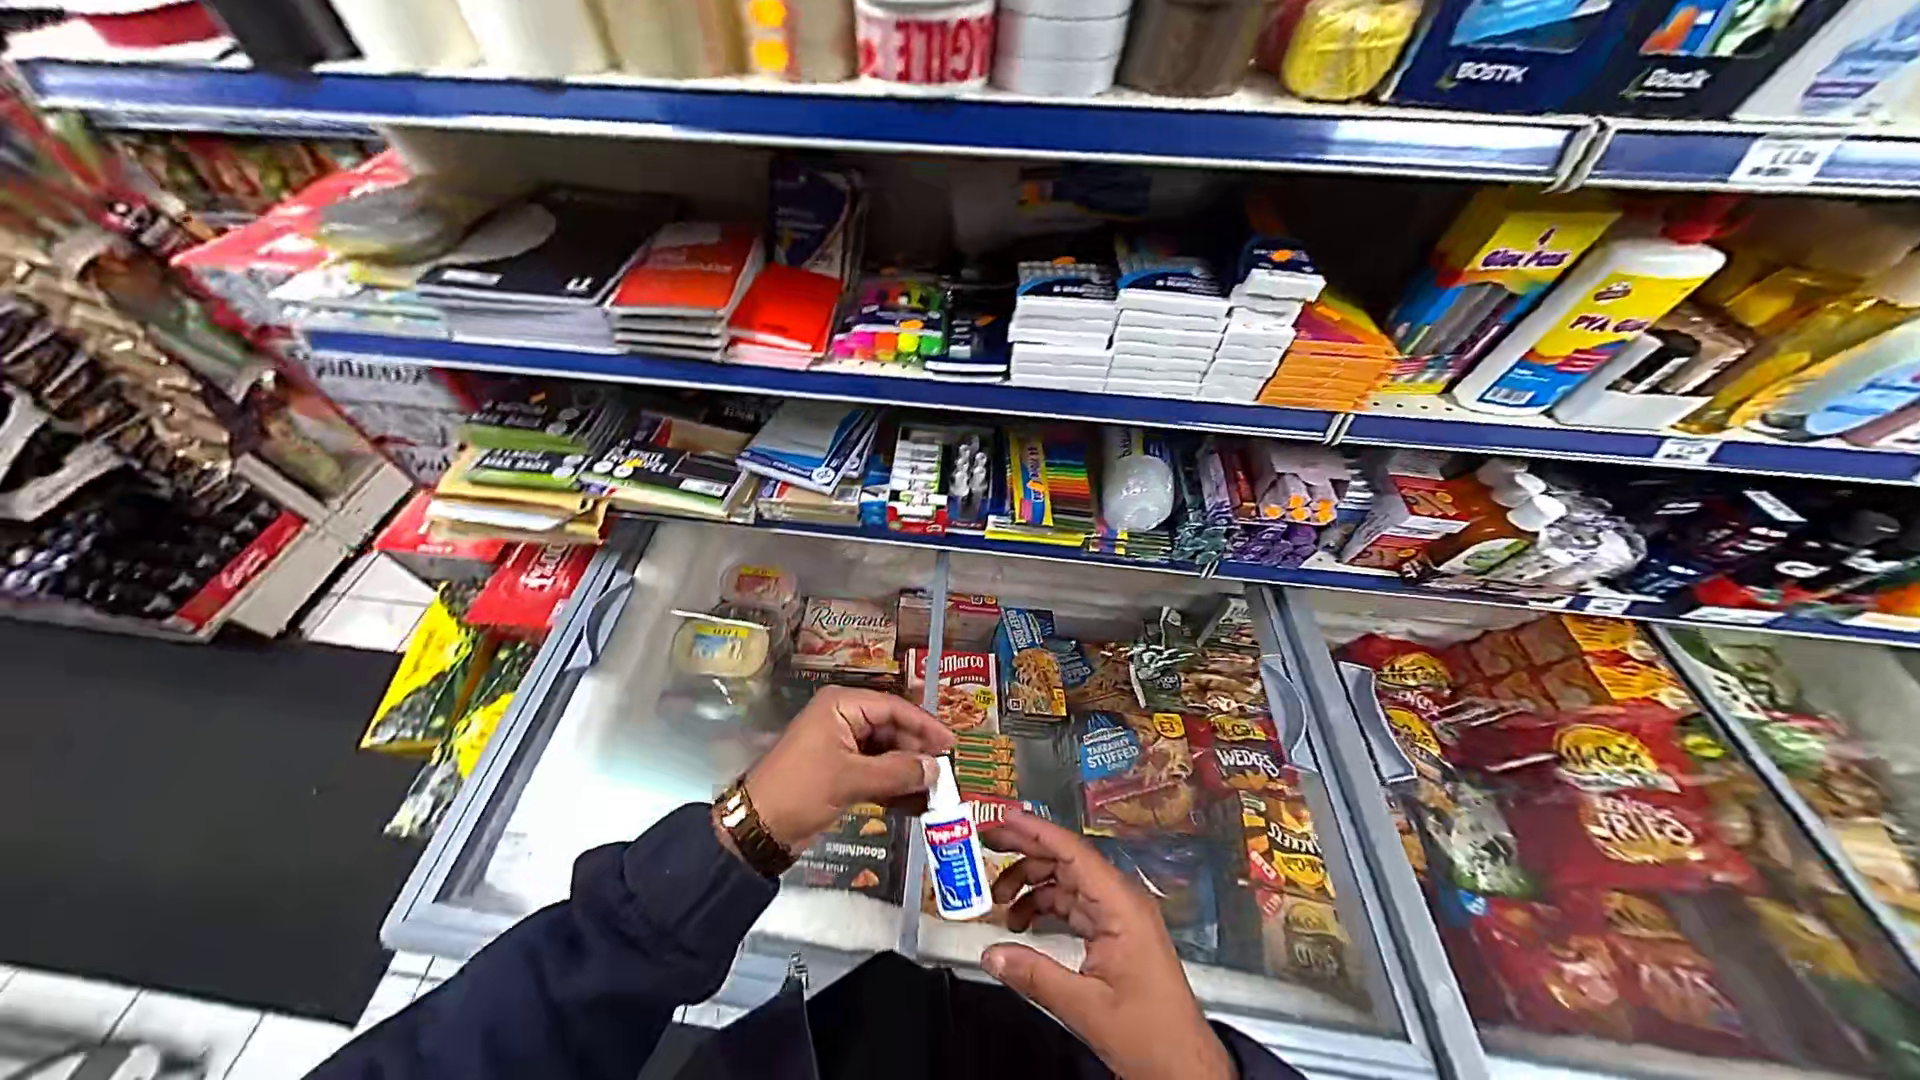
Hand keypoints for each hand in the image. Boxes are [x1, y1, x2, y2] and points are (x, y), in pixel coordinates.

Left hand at [738, 686, 955, 851]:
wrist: (756, 830)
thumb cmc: (799, 791)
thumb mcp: (850, 780)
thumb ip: (897, 772)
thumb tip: (935, 769)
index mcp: (841, 706)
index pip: (893, 707)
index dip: (924, 724)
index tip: (950, 742)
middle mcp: (844, 719)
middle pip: (892, 729)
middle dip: (918, 751)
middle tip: (946, 771)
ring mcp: (842, 746)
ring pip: (886, 752)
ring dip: (909, 771)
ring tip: (936, 790)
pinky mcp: (841, 771)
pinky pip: (876, 772)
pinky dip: (894, 785)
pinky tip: (916, 802)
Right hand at [980, 810, 1234, 1079]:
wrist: (1187, 1069)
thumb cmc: (1152, 1036)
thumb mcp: (1087, 1008)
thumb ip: (1035, 976)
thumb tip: (992, 954)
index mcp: (1121, 905)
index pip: (1073, 851)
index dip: (1036, 830)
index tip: (1005, 817)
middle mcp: (1120, 899)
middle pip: (1066, 859)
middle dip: (1025, 849)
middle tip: (987, 842)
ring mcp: (1117, 914)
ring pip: (1066, 880)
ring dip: (1031, 883)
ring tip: (999, 898)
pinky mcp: (1113, 931)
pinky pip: (1072, 904)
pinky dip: (1044, 905)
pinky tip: (1022, 920)